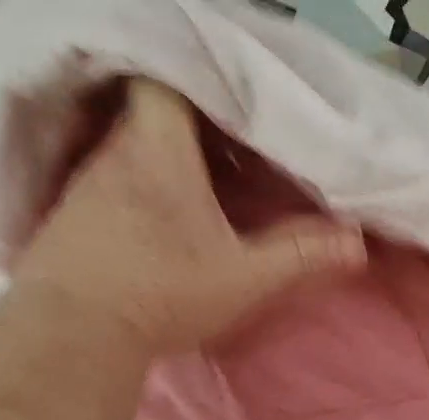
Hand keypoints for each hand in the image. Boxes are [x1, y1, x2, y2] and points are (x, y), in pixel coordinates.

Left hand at [11, 78, 366, 357]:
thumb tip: (356, 242)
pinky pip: (114, 176)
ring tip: (206, 182)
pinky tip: (163, 216)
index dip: (201, 82)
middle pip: (154, 112)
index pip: (168, 79)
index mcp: (159, 148)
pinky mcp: (72, 212)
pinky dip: (143, 184)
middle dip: (196, 125)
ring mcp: (88, 180)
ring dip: (168, 158)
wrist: (71, 331)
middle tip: (238, 148)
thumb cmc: (162, 291)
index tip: (238, 106)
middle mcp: (117, 150)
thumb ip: (299, 253)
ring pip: (133, 145)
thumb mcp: (244, 277)